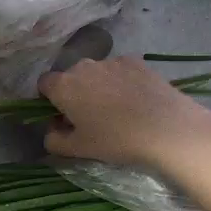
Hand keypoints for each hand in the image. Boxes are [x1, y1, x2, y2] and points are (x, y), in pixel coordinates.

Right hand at [37, 57, 210, 172]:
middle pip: (71, 77)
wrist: (166, 128)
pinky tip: (135, 102)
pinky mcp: (136, 61)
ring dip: (98, 87)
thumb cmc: (115, 140)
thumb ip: (53, 139)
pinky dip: (120, 82)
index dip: (49, 100)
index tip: (61, 116)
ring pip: (96, 73)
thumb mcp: (77, 149)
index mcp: (64, 86)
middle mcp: (84, 66)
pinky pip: (118, 71)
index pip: (43, 84)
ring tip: (117, 110)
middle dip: (74, 93)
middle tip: (89, 118)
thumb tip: (52, 129)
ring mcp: (111, 61)